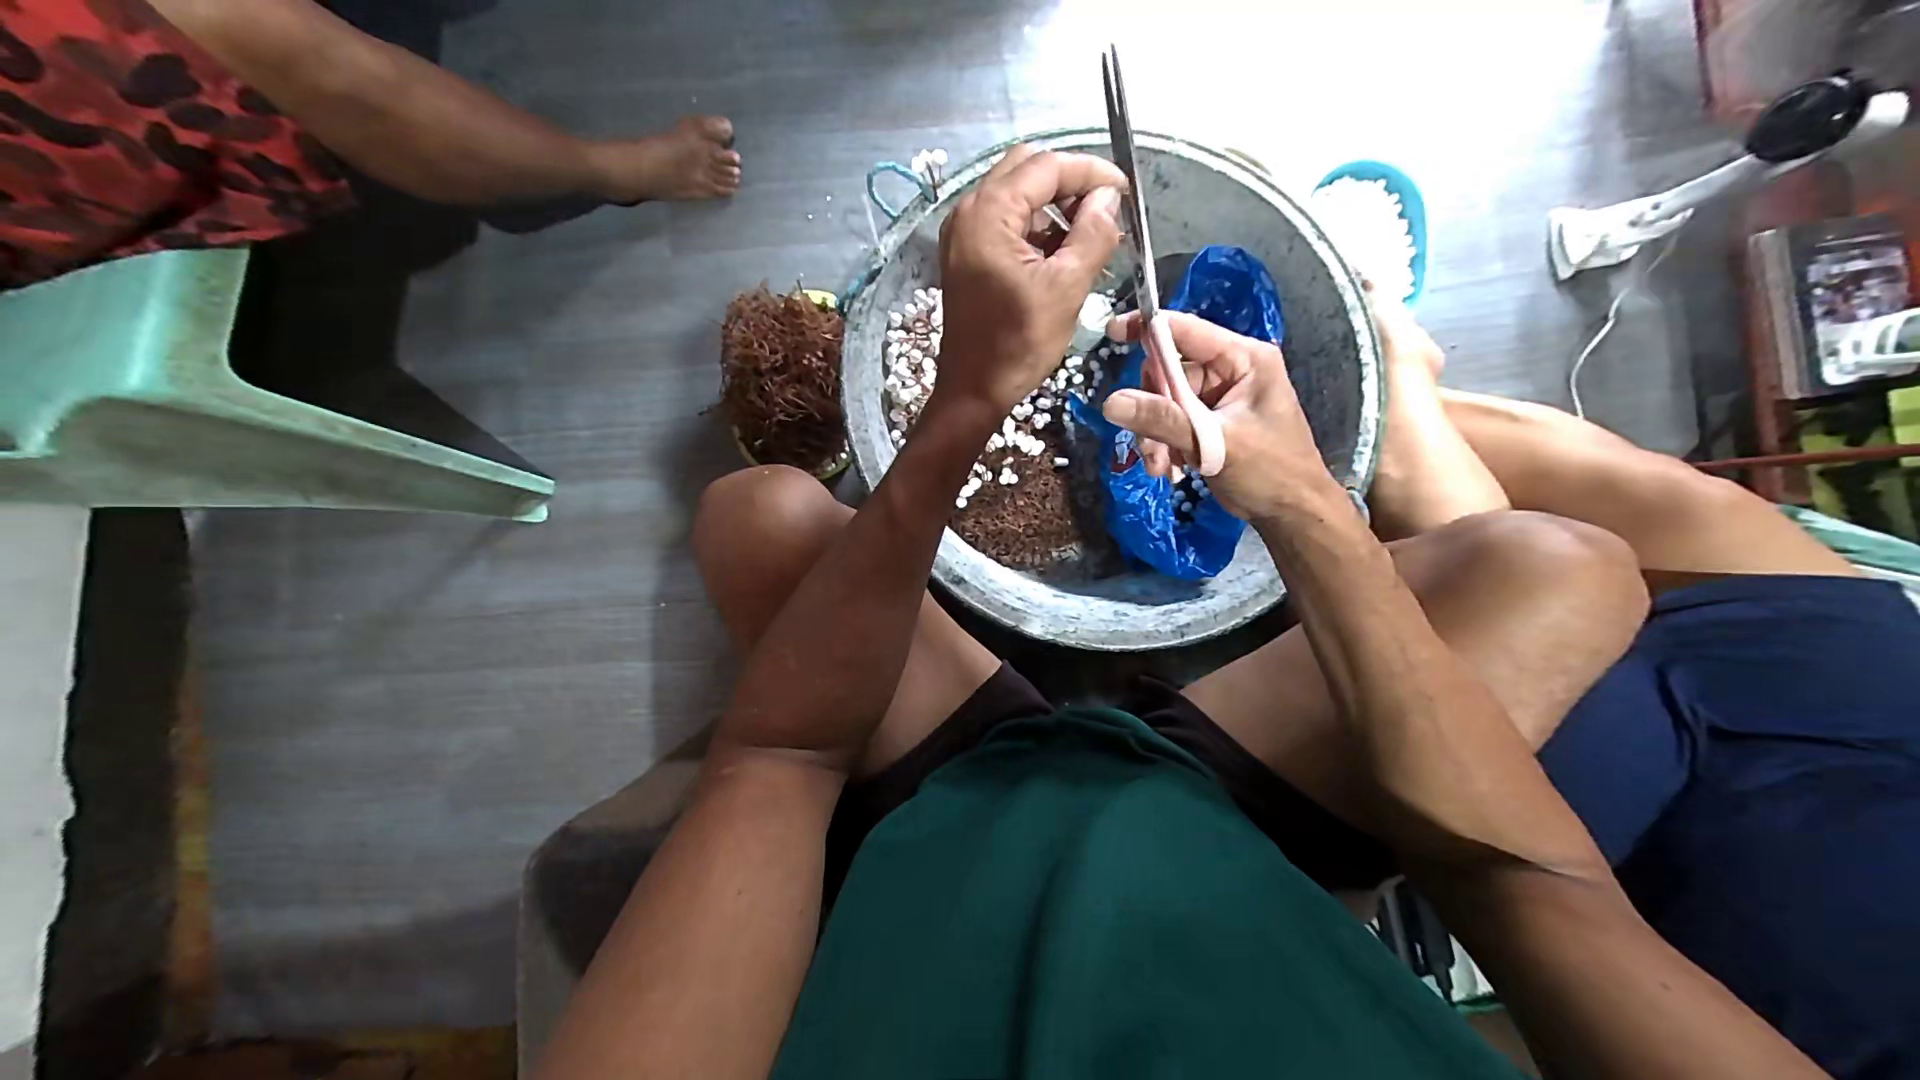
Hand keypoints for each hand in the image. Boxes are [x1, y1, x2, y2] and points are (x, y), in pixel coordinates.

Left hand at [930, 145, 1126, 421]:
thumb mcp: (1067, 288)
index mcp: (988, 214)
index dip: (1090, 172)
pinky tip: (1065, 254)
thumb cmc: (1018, 344)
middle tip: (1105, 213)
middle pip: (1027, 171)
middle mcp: (968, 213)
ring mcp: (964, 235)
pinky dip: (1037, 231)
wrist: (974, 390)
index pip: (1046, 166)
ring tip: (1091, 239)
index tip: (1124, 192)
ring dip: (1056, 209)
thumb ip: (1093, 234)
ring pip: (1018, 197)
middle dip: (1071, 185)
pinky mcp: (967, 256)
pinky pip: (1007, 225)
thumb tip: (1108, 198)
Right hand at [1101, 310, 1336, 518]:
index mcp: (1243, 359)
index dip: (1146, 329)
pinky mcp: (1206, 424)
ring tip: (1160, 466)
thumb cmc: (1270, 470)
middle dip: (1150, 408)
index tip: (1110, 333)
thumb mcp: (1214, 443)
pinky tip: (1169, 469)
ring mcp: (1215, 399)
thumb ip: (1163, 420)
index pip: (1185, 330)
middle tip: (1148, 444)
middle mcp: (1228, 371)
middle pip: (1167, 371)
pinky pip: (1169, 424)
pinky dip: (1162, 446)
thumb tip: (1111, 402)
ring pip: (1163, 402)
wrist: (1290, 512)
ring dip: (1153, 435)